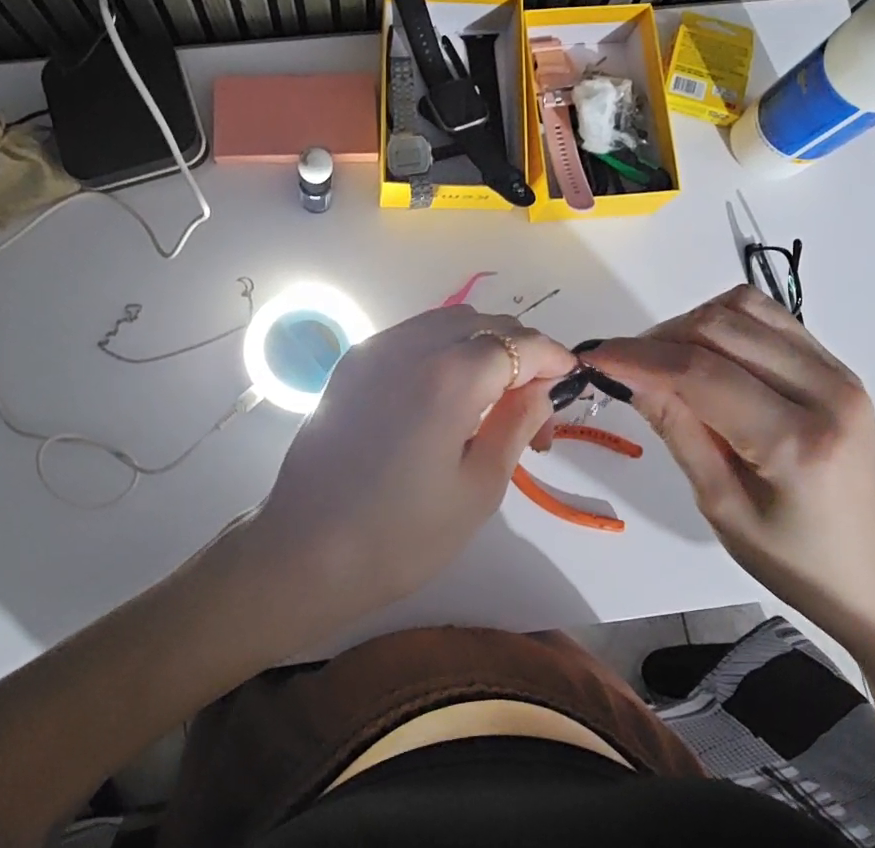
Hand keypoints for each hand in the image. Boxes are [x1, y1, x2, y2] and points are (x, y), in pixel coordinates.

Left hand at [244, 305, 576, 623]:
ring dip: (478, 344)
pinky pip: (408, 338)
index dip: (550, 356)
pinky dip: (440, 350)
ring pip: (442, 323)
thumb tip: (539, 387)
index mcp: (448, 375)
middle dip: (517, 348)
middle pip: (480, 322)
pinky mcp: (348, 367)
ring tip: (492, 397)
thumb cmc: (402, 535)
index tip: (569, 379)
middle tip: (533, 401)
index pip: (516, 343)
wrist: (305, 552)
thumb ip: (516, 423)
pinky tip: (447, 394)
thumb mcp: (479, 487)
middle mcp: (407, 346)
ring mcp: (371, 352)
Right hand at [581, 286, 874, 634]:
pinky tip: (703, 359)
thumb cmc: (793, 560)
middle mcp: (827, 391)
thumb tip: (629, 377)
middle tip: (624, 366)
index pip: (701, 373)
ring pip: (746, 308)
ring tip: (662, 362)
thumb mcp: (721, 507)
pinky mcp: (838, 368)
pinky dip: (724, 326)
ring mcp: (839, 372)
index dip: (638, 357)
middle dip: (659, 337)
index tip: (593, 357)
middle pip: (722, 326)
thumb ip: (678, 431)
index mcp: (798, 442)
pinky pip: (770, 320)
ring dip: (691, 324)